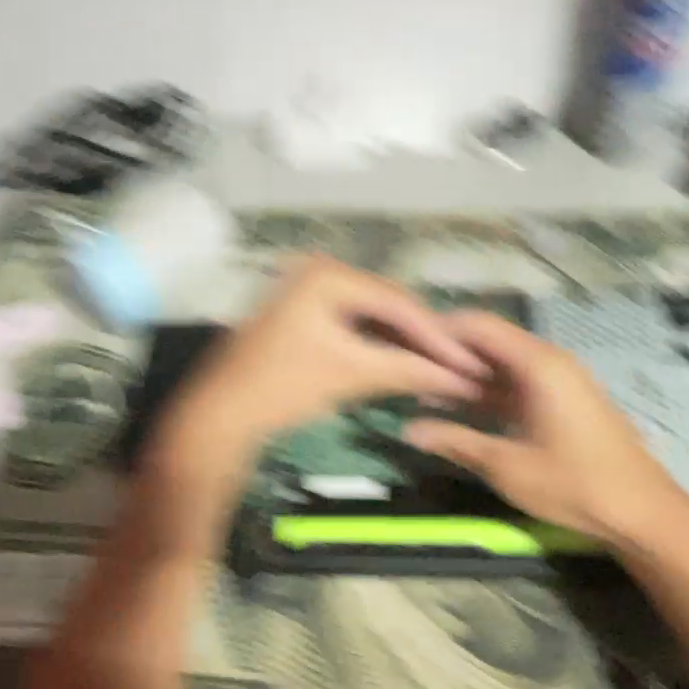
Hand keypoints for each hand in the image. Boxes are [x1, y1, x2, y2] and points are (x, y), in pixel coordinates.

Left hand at [162, 257, 486, 456]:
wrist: (218, 416)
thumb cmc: (280, 389)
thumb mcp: (348, 375)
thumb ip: (405, 369)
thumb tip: (460, 377)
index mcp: (328, 274)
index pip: (397, 302)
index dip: (437, 336)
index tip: (469, 363)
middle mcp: (317, 271)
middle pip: (385, 306)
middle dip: (421, 339)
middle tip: (459, 367)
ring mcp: (305, 293)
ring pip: (368, 319)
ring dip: (400, 345)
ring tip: (437, 370)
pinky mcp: (298, 318)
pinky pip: (348, 328)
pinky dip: (374, 348)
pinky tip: (400, 366)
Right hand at [402, 311, 688, 543]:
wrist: (640, 511)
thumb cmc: (573, 484)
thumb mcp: (505, 465)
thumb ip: (456, 441)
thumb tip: (408, 430)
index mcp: (538, 365)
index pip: (478, 326)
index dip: (438, 332)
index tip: (402, 348)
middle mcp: (550, 362)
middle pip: (490, 344)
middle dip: (448, 356)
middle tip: (406, 373)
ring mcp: (561, 381)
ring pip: (503, 366)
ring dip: (467, 378)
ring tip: (424, 394)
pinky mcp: (565, 401)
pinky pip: (519, 384)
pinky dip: (490, 393)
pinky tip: (462, 411)